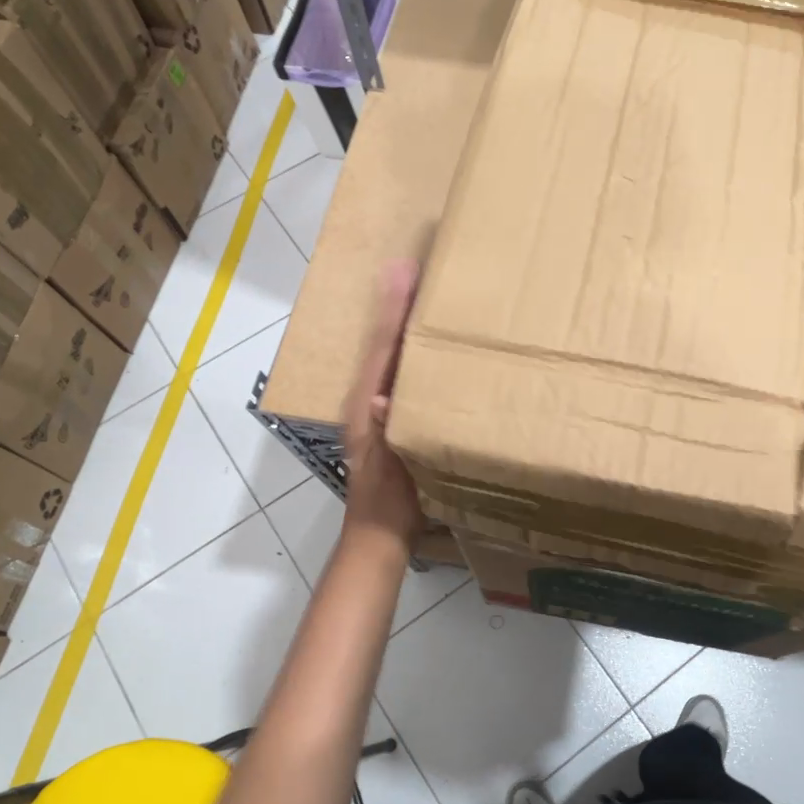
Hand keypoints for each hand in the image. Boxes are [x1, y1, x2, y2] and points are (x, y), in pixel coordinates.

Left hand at [341, 261, 422, 547]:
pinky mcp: (396, 419)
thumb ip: (385, 432)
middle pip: (387, 343)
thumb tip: (382, 395)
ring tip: (428, 294)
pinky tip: (436, 347)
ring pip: (395, 356)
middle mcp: (371, 397)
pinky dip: (417, 353)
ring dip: (408, 325)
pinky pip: (406, 375)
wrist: (380, 534)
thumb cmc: (388, 501)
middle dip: (400, 306)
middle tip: (418, 268)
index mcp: (367, 403)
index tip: (405, 270)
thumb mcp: (388, 467)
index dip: (395, 309)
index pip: (383, 347)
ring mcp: (382, 409)